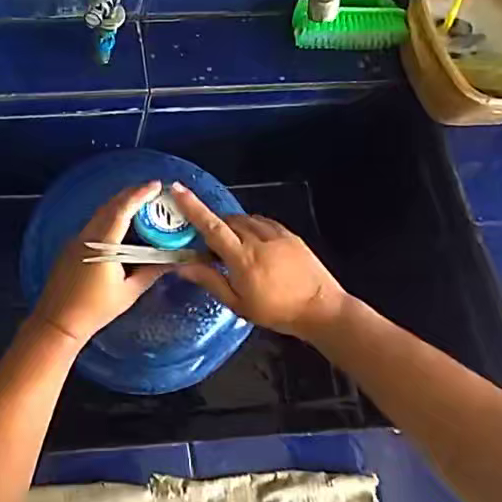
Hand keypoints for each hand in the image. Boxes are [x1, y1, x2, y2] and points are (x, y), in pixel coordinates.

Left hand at [28, 181, 168, 345]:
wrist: (57, 322)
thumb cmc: (95, 309)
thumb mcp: (129, 291)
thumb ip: (151, 271)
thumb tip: (173, 259)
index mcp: (102, 244)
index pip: (122, 210)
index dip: (139, 194)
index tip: (155, 185)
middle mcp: (87, 236)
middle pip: (109, 207)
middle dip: (131, 195)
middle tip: (152, 191)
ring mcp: (76, 240)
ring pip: (100, 215)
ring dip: (119, 206)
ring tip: (141, 204)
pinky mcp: (71, 247)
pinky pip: (93, 225)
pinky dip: (110, 219)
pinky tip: (122, 225)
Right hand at [168, 182, 358, 344]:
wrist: (323, 310)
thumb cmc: (277, 312)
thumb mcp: (239, 304)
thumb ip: (210, 281)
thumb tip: (182, 266)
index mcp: (242, 258)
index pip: (211, 227)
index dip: (192, 207)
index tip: (178, 189)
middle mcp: (258, 240)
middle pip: (227, 221)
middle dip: (215, 227)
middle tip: (212, 247)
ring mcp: (276, 234)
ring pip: (245, 220)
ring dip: (234, 227)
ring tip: (234, 247)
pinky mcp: (290, 235)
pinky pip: (263, 222)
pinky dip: (252, 227)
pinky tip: (254, 243)